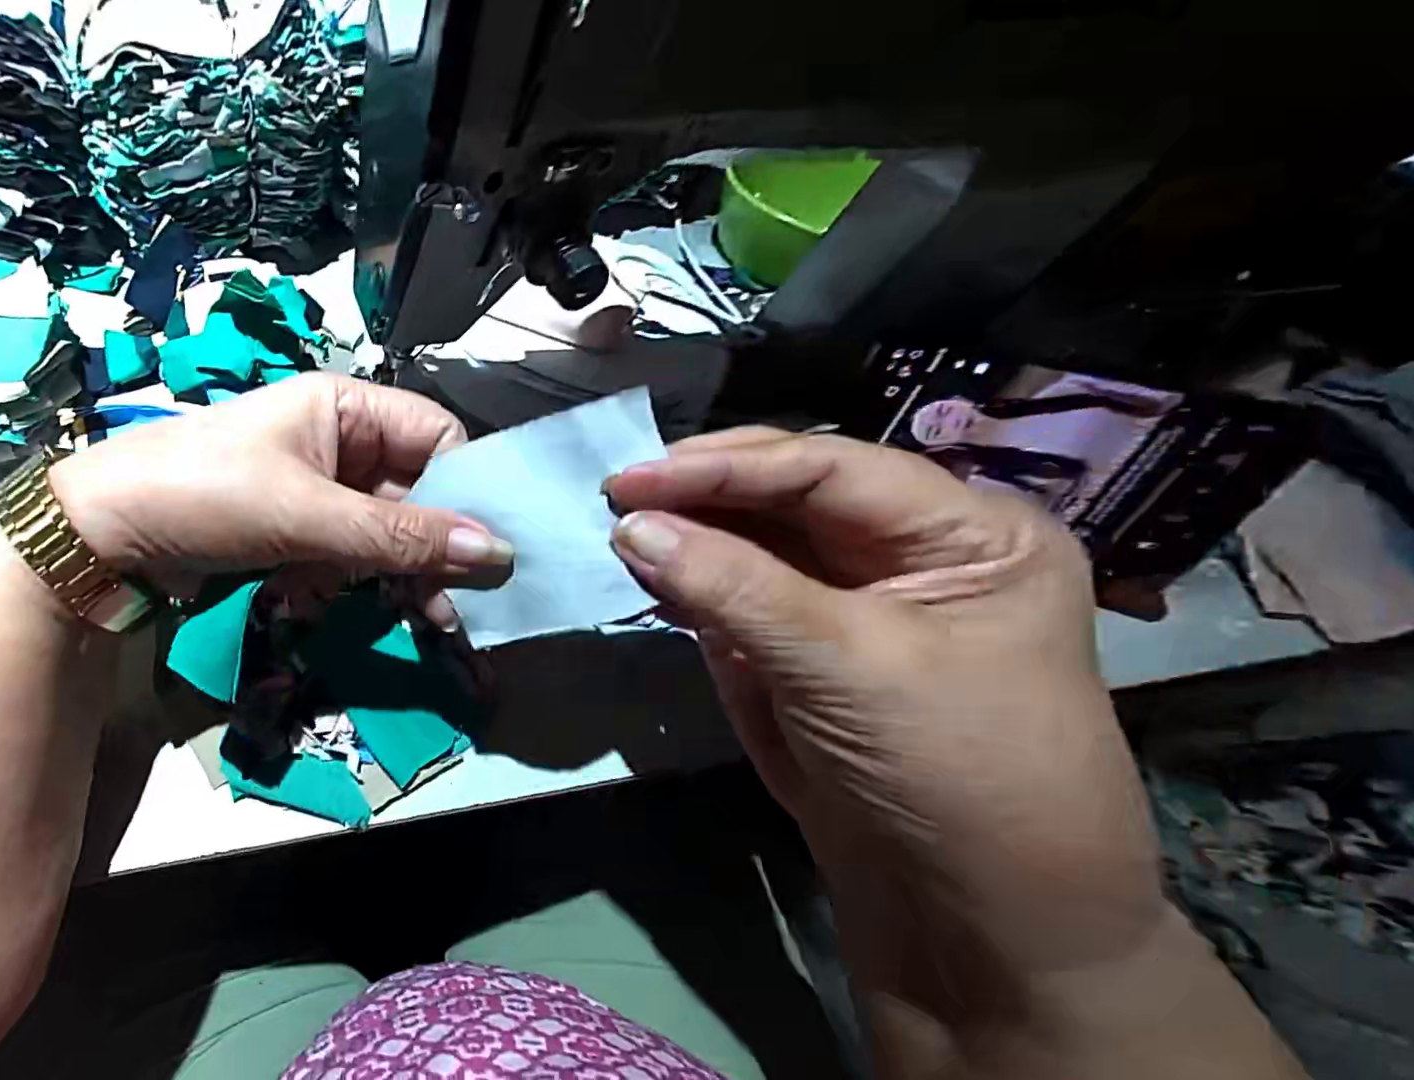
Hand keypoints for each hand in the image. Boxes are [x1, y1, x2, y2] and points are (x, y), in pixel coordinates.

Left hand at [48, 373, 511, 595]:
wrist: (101, 534)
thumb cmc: (206, 494)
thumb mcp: (308, 514)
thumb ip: (401, 535)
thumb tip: (495, 552)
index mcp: (348, 408)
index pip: (438, 437)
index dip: (470, 485)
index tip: (493, 542)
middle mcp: (345, 442)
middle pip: (419, 490)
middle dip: (438, 545)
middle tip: (463, 600)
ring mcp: (325, 488)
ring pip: (392, 528)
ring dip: (404, 572)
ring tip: (427, 619)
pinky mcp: (306, 528)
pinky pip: (358, 551)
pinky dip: (362, 580)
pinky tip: (352, 604)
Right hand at [604, 430, 1167, 1013]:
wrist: (969, 918)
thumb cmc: (949, 776)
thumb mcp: (846, 667)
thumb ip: (733, 587)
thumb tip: (630, 525)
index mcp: (965, 531)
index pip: (828, 469)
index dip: (726, 467)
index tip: (637, 477)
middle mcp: (907, 547)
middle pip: (788, 493)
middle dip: (703, 490)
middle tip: (620, 492)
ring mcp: (850, 594)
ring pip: (754, 538)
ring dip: (689, 532)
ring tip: (623, 527)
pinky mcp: (803, 639)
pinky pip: (736, 590)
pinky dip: (690, 579)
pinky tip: (649, 571)